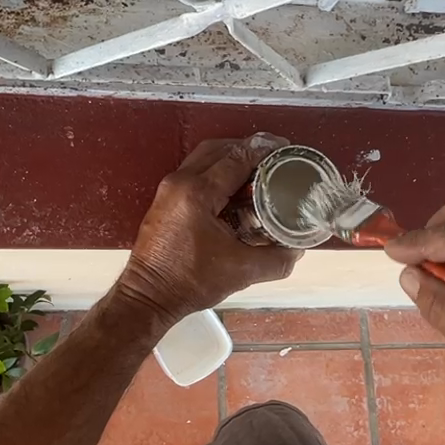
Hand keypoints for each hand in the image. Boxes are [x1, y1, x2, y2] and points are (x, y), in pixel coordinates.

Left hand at [114, 135, 302, 325]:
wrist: (148, 296)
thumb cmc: (189, 282)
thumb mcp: (241, 271)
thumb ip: (275, 259)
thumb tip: (296, 249)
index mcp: (197, 193)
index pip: (236, 159)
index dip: (263, 152)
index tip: (284, 149)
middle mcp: (180, 182)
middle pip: (219, 150)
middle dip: (247, 149)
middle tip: (273, 156)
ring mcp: (169, 189)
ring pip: (204, 158)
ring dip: (230, 157)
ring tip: (257, 169)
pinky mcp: (165, 199)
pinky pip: (194, 171)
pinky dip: (216, 170)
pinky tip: (234, 187)